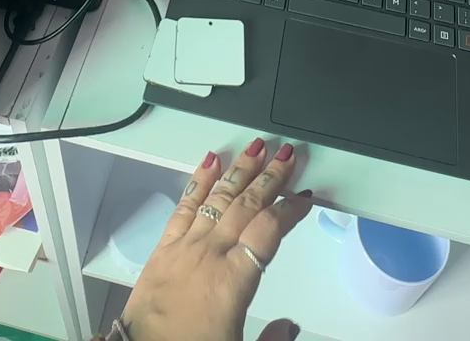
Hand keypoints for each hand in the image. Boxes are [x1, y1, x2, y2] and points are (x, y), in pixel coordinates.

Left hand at [120, 138, 313, 340]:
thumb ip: (271, 339)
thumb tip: (289, 326)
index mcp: (233, 281)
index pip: (268, 230)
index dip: (289, 209)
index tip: (304, 196)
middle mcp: (210, 254)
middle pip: (247, 204)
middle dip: (270, 176)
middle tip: (286, 155)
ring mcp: (186, 246)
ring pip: (219, 196)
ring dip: (240, 169)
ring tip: (256, 147)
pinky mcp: (164, 247)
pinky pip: (185, 205)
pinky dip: (200, 180)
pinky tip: (210, 161)